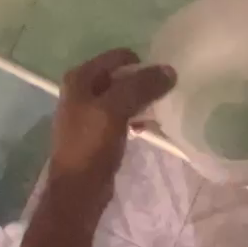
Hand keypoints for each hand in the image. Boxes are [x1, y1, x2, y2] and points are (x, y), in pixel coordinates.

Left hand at [47, 49, 176, 216]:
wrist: (78, 189)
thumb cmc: (92, 144)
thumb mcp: (116, 109)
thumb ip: (141, 87)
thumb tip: (169, 70)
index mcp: (80, 78)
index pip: (117, 57)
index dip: (142, 63)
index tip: (164, 77)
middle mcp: (81, 90)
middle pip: (120, 76)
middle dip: (143, 82)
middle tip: (167, 93)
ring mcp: (88, 112)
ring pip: (122, 97)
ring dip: (141, 101)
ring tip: (161, 109)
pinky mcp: (97, 132)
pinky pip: (121, 116)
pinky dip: (135, 117)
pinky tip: (148, 126)